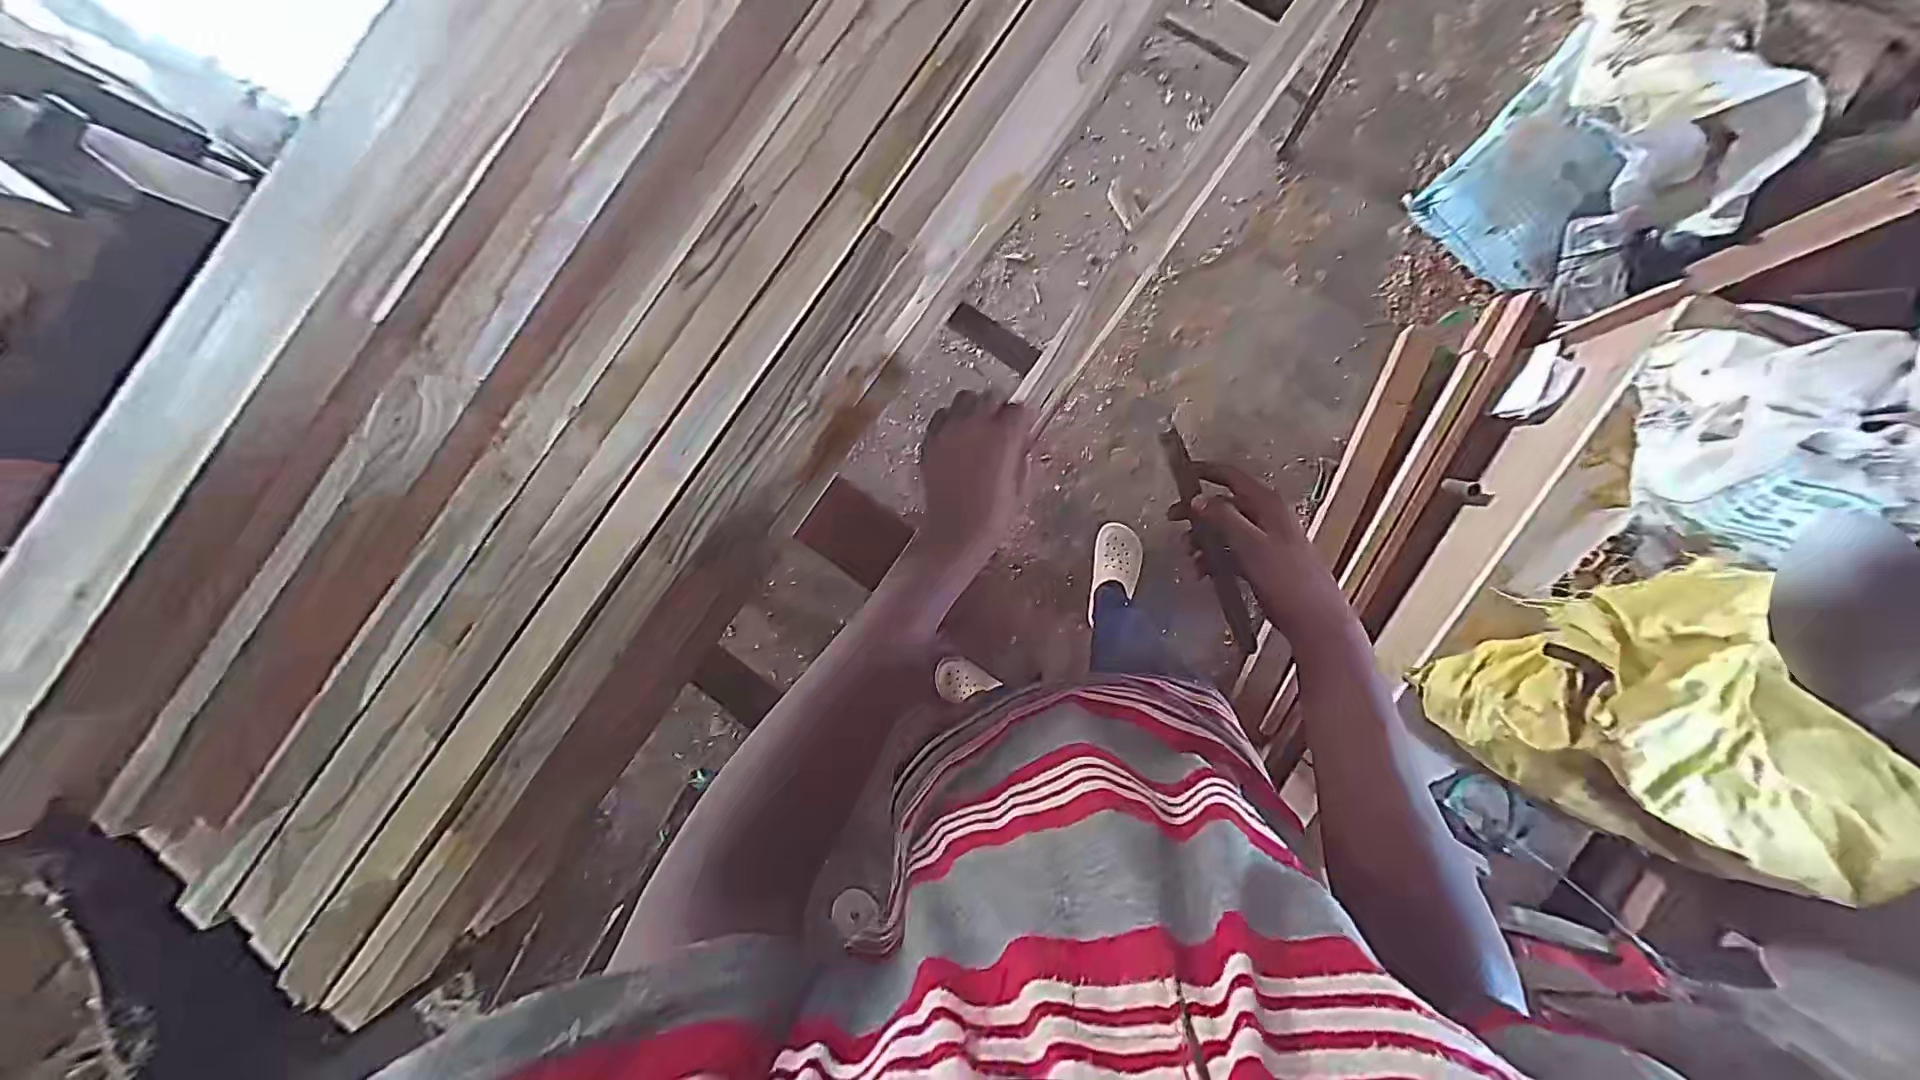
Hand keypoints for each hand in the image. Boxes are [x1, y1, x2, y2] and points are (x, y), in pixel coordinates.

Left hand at [918, 390, 1030, 568]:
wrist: (954, 535)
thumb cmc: (993, 517)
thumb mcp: (1020, 486)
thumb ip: (1024, 457)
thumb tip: (1025, 442)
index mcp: (1003, 437)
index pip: (1020, 408)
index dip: (1025, 418)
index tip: (1026, 427)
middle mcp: (975, 425)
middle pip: (991, 396)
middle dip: (1000, 407)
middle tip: (1003, 424)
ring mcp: (948, 431)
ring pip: (964, 399)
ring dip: (975, 408)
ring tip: (978, 426)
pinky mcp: (930, 441)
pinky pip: (941, 416)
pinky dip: (951, 420)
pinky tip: (957, 436)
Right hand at [1172, 461, 1353, 640]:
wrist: (1315, 620)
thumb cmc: (1285, 579)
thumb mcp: (1250, 544)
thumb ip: (1223, 518)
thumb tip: (1198, 500)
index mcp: (1268, 506)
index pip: (1232, 477)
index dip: (1206, 472)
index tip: (1182, 473)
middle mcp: (1268, 518)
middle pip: (1226, 505)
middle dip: (1198, 514)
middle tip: (1173, 521)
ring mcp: (1268, 541)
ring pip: (1226, 531)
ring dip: (1204, 541)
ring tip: (1189, 557)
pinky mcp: (1265, 563)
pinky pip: (1232, 552)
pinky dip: (1215, 559)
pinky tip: (1203, 573)